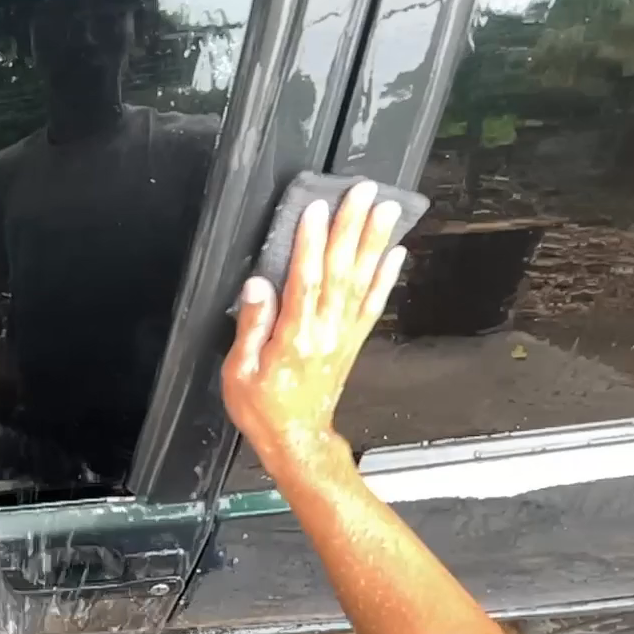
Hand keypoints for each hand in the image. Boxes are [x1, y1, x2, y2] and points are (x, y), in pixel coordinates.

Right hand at [222, 181, 405, 482]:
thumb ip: (251, 326)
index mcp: (294, 339)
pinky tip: (394, 254)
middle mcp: (324, 333)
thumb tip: (257, 286)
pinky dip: (385, 278)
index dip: (310, 243)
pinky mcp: (351, 342)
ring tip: (385, 210)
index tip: (316, 210)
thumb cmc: (264, 409)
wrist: (296, 439)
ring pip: (361, 281)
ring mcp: (342, 336)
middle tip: (361, 193)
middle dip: (350, 228)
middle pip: (340, 271)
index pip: (304, 281)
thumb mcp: (239, 372)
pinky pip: (372, 305)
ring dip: (373, 243)